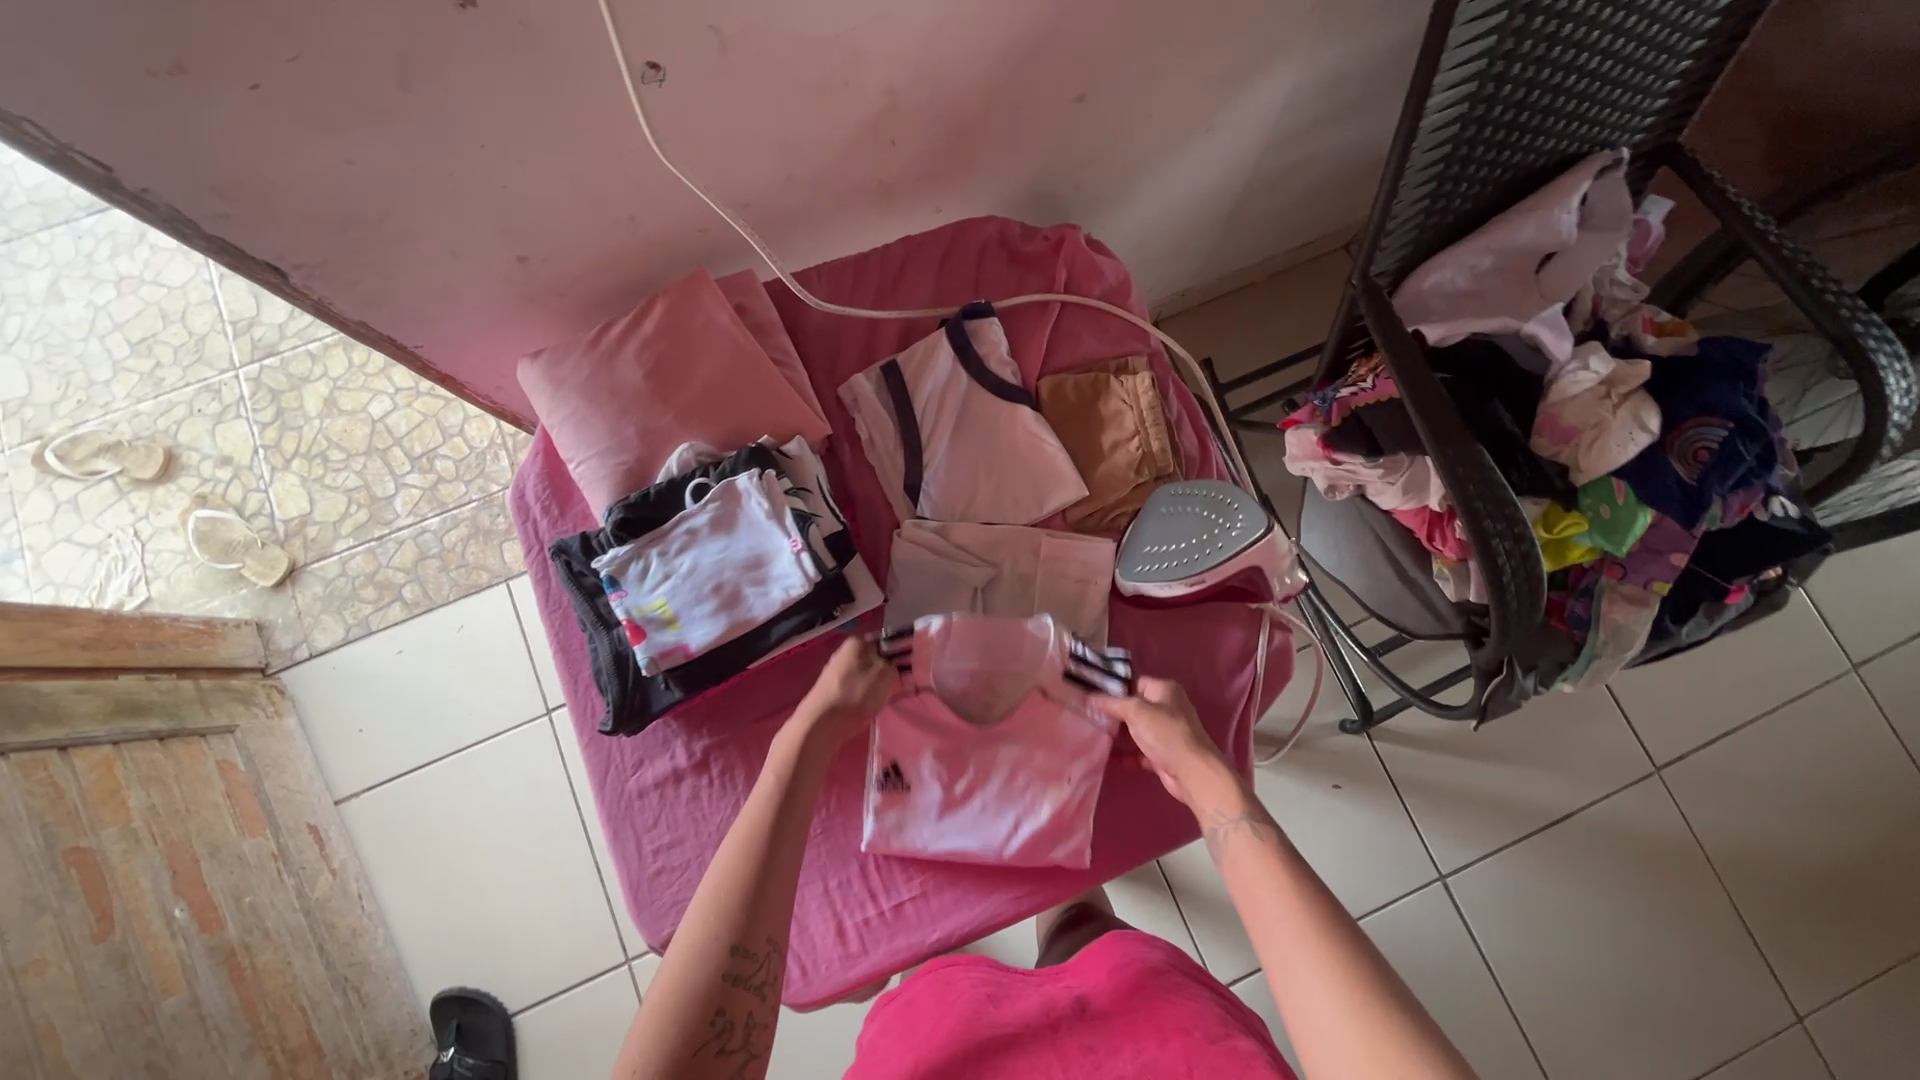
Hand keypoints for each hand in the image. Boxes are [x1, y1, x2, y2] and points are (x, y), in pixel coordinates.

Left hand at [791, 636, 898, 748]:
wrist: (820, 724)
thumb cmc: (856, 694)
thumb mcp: (886, 675)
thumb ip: (895, 665)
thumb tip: (893, 666)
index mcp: (857, 642)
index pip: (886, 641)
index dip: (900, 653)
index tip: (910, 668)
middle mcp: (844, 652)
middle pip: (875, 658)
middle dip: (888, 671)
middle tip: (901, 686)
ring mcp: (835, 672)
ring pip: (866, 675)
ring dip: (877, 685)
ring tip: (886, 699)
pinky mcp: (831, 690)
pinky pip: (855, 688)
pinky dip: (864, 696)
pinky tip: (869, 707)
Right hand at [1097, 677, 1233, 807]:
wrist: (1192, 772)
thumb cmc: (1165, 733)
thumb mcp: (1135, 711)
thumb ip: (1111, 703)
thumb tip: (1088, 696)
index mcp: (1165, 690)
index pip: (1135, 682)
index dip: (1114, 688)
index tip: (1091, 693)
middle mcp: (1167, 708)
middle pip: (1134, 707)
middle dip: (1112, 713)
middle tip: (1087, 715)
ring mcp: (1165, 733)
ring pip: (1136, 730)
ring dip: (1117, 734)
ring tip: (1091, 734)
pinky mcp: (1163, 754)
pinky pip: (1139, 751)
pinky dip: (1124, 754)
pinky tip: (1105, 757)